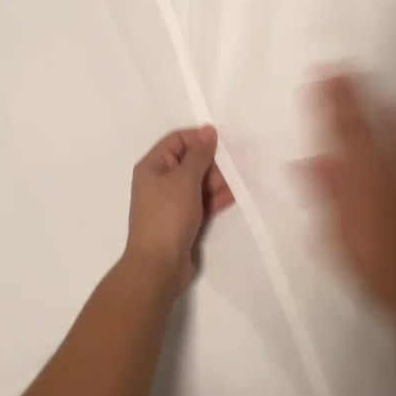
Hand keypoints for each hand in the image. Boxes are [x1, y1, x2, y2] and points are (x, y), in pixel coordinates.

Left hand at [125, 125, 234, 291]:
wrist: (159, 266)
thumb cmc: (168, 215)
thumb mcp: (184, 179)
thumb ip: (199, 154)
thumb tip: (208, 130)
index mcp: (153, 166)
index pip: (177, 141)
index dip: (199, 138)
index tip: (223, 140)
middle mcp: (161, 181)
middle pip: (189, 161)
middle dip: (212, 160)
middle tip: (238, 160)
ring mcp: (172, 202)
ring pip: (198, 183)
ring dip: (218, 179)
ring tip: (242, 175)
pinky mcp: (184, 221)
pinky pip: (202, 201)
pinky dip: (216, 197)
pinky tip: (236, 193)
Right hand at [304, 72, 395, 315]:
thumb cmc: (366, 259)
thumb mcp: (332, 230)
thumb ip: (324, 192)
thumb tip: (310, 161)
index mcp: (351, 179)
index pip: (335, 133)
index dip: (327, 103)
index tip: (319, 78)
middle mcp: (377, 168)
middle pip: (360, 122)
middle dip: (347, 92)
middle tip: (338, 66)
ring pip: (388, 125)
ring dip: (374, 97)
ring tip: (366, 73)